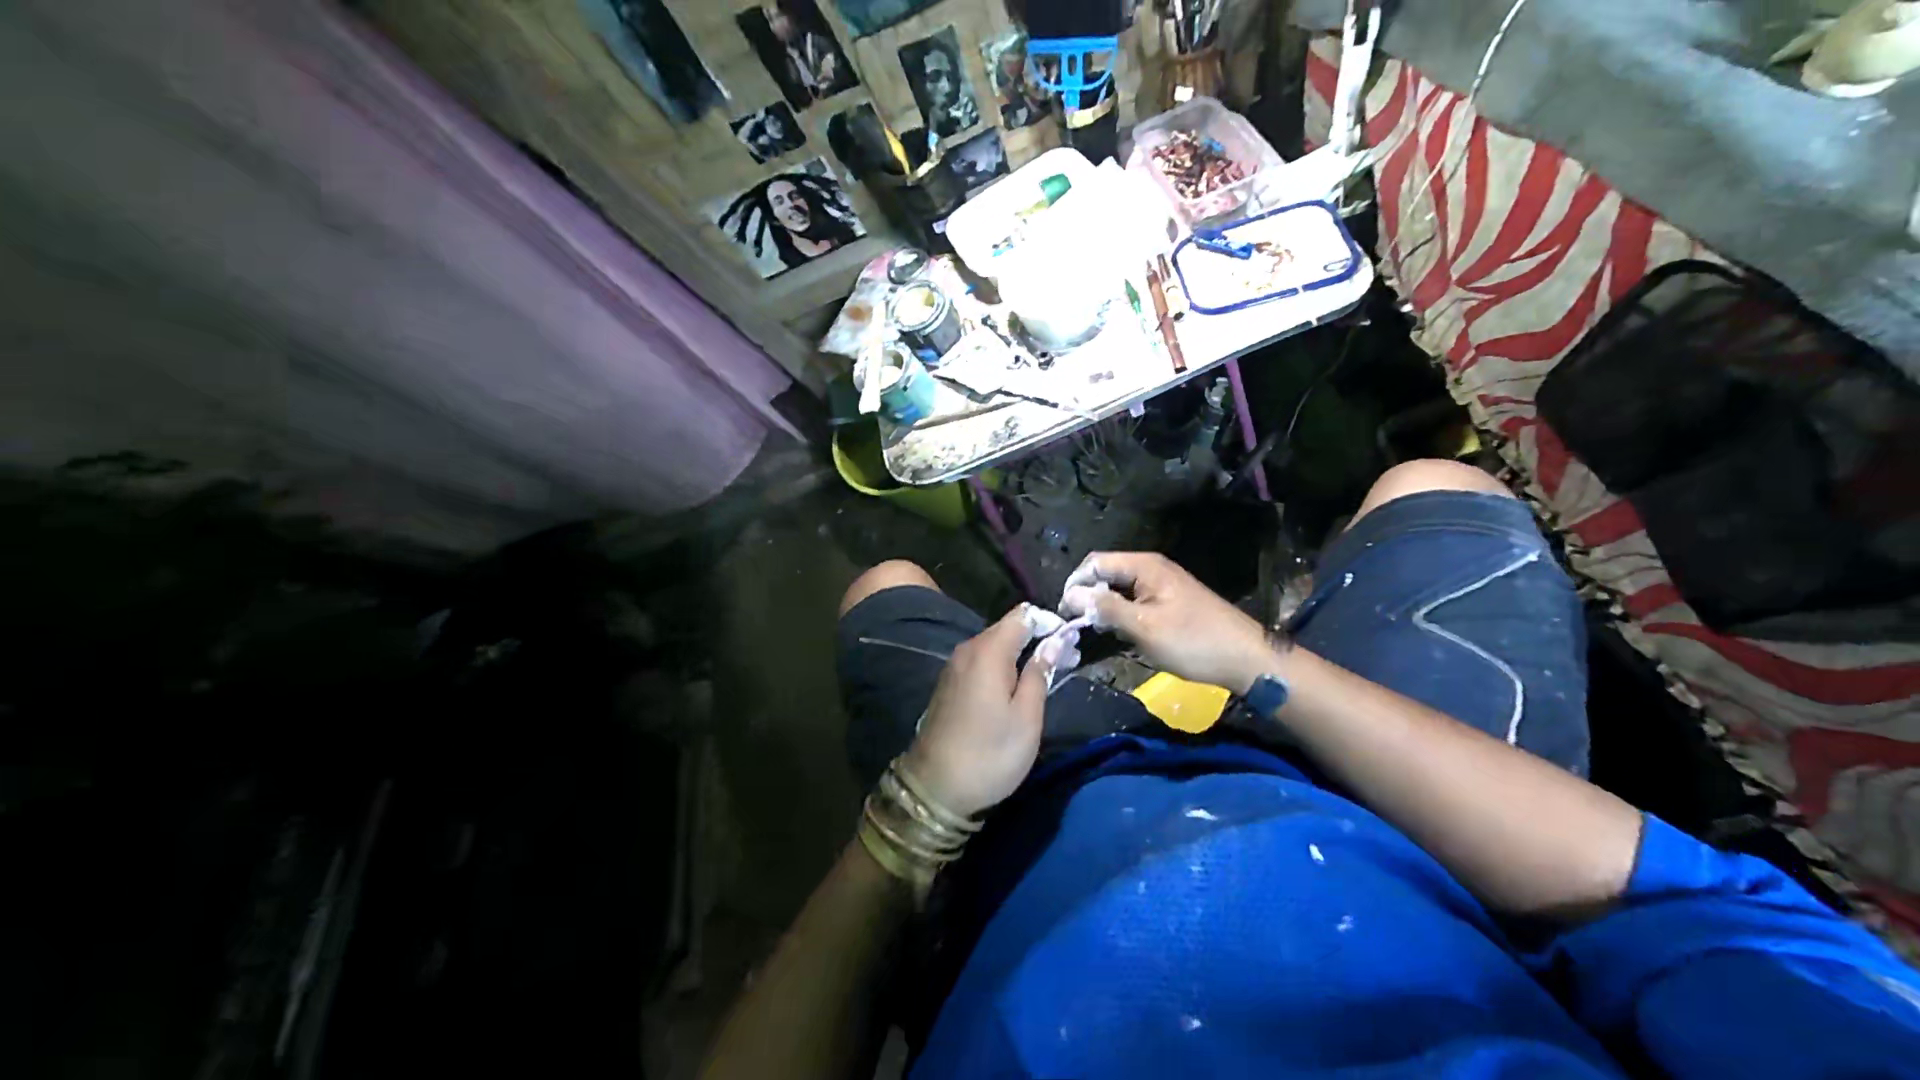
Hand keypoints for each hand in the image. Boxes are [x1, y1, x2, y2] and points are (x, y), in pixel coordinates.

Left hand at [903, 605, 1058, 816]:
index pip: (1022, 615)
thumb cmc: (990, 753)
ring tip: (1046, 676)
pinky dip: (1001, 668)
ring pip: (993, 647)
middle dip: (1037, 639)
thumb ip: (1040, 674)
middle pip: (1007, 629)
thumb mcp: (1027, 717)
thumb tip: (1054, 641)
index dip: (1048, 622)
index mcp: (987, 651)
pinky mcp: (948, 685)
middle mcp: (967, 650)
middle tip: (1066, 662)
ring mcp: (953, 667)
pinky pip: (980, 664)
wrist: (936, 788)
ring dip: (1020, 655)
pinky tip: (1015, 688)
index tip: (1070, 641)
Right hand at [1059, 552, 1276, 694]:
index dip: (1075, 584)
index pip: (1094, 562)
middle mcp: (1151, 567)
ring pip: (1118, 588)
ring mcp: (1161, 584)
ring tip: (1094, 631)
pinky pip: (1133, 599)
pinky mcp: (1168, 600)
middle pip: (1105, 572)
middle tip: (1077, 626)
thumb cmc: (1193, 641)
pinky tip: (1118, 633)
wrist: (1246, 658)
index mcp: (1144, 566)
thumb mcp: (1144, 627)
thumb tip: (1070, 594)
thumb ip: (1106, 608)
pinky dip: (1120, 613)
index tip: (1064, 614)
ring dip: (1103, 606)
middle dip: (1087, 595)